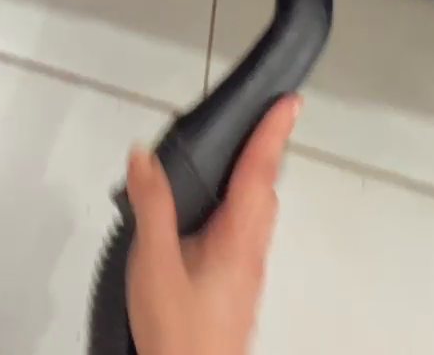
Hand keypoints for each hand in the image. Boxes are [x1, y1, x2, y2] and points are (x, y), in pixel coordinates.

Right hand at [124, 96, 301, 354]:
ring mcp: (243, 271)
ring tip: (239, 150)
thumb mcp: (155, 262)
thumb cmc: (179, 332)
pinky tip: (213, 206)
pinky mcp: (232, 284)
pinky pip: (242, 227)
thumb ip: (152, 205)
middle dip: (266, 150)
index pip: (259, 174)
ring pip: (256, 211)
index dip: (273, 134)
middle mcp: (249, 252)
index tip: (289, 102)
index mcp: (238, 240)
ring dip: (254, 174)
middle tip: (265, 118)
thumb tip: (143, 155)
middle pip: (265, 190)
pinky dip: (238, 199)